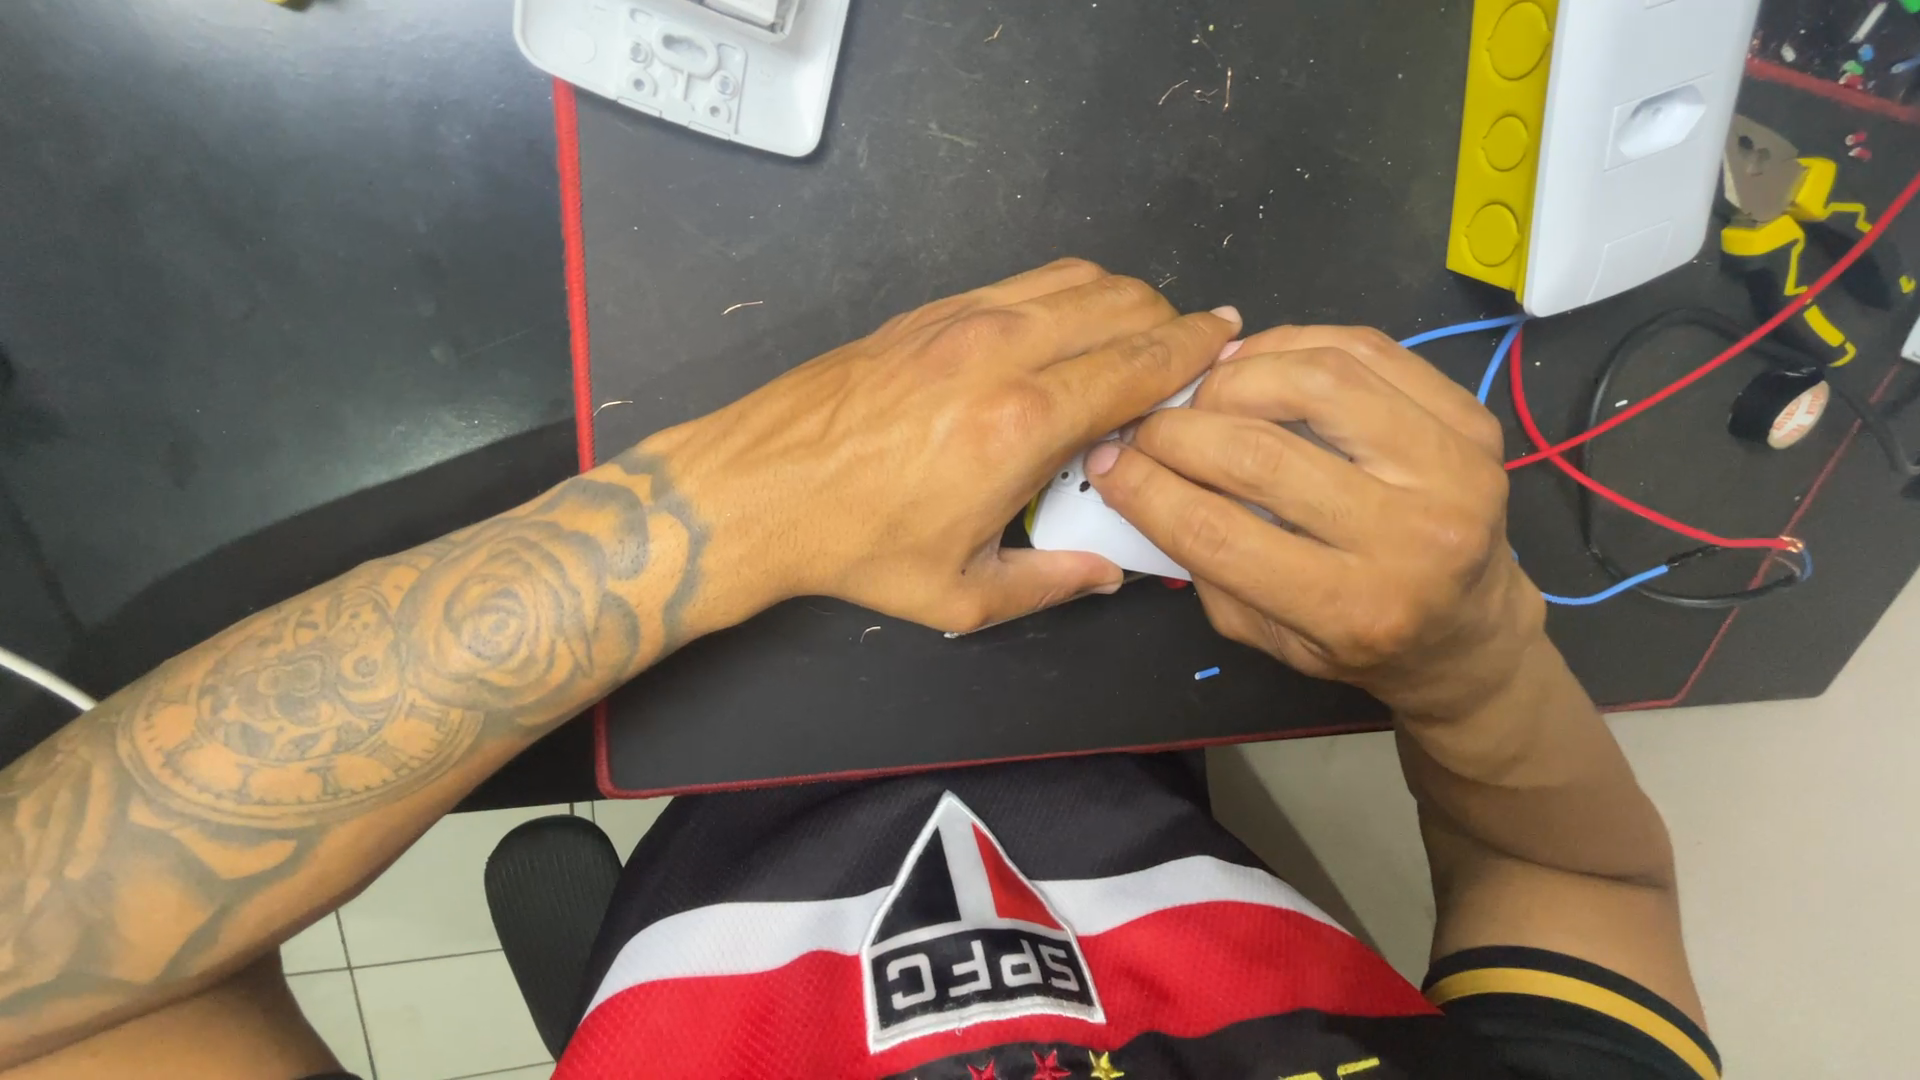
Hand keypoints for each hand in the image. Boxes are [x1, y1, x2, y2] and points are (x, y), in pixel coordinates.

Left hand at [643, 259, 1241, 633]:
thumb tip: (1108, 573)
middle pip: (1119, 305)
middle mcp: (1001, 353)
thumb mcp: (962, 592)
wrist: (762, 488)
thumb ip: (1049, 582)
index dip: (1193, 350)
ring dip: (1121, 298)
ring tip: (1138, 330)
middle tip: (1188, 347)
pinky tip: (1065, 322)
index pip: (1138, 367)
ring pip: (1074, 279)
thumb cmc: (860, 547)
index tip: (1226, 341)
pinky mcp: (927, 310)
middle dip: (1169, 320)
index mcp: (1023, 424)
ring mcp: (960, 320)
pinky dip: (1065, 291)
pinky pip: (1021, 280)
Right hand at [1086, 325, 1545, 717]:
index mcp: (1350, 608)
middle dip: (1175, 432)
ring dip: (1233, 378)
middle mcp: (1412, 536)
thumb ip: (1201, 562)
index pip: (1218, 534)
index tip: (1104, 460)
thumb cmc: (1351, 641)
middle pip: (1259, 455)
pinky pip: (1365, 348)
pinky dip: (1290, 345)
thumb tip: (1137, 477)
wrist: (1468, 631)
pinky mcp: (1471, 417)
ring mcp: (1453, 467)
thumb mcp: (1260, 633)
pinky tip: (1251, 363)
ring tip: (1201, 395)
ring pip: (1316, 381)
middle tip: (1144, 428)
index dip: (1144, 489)